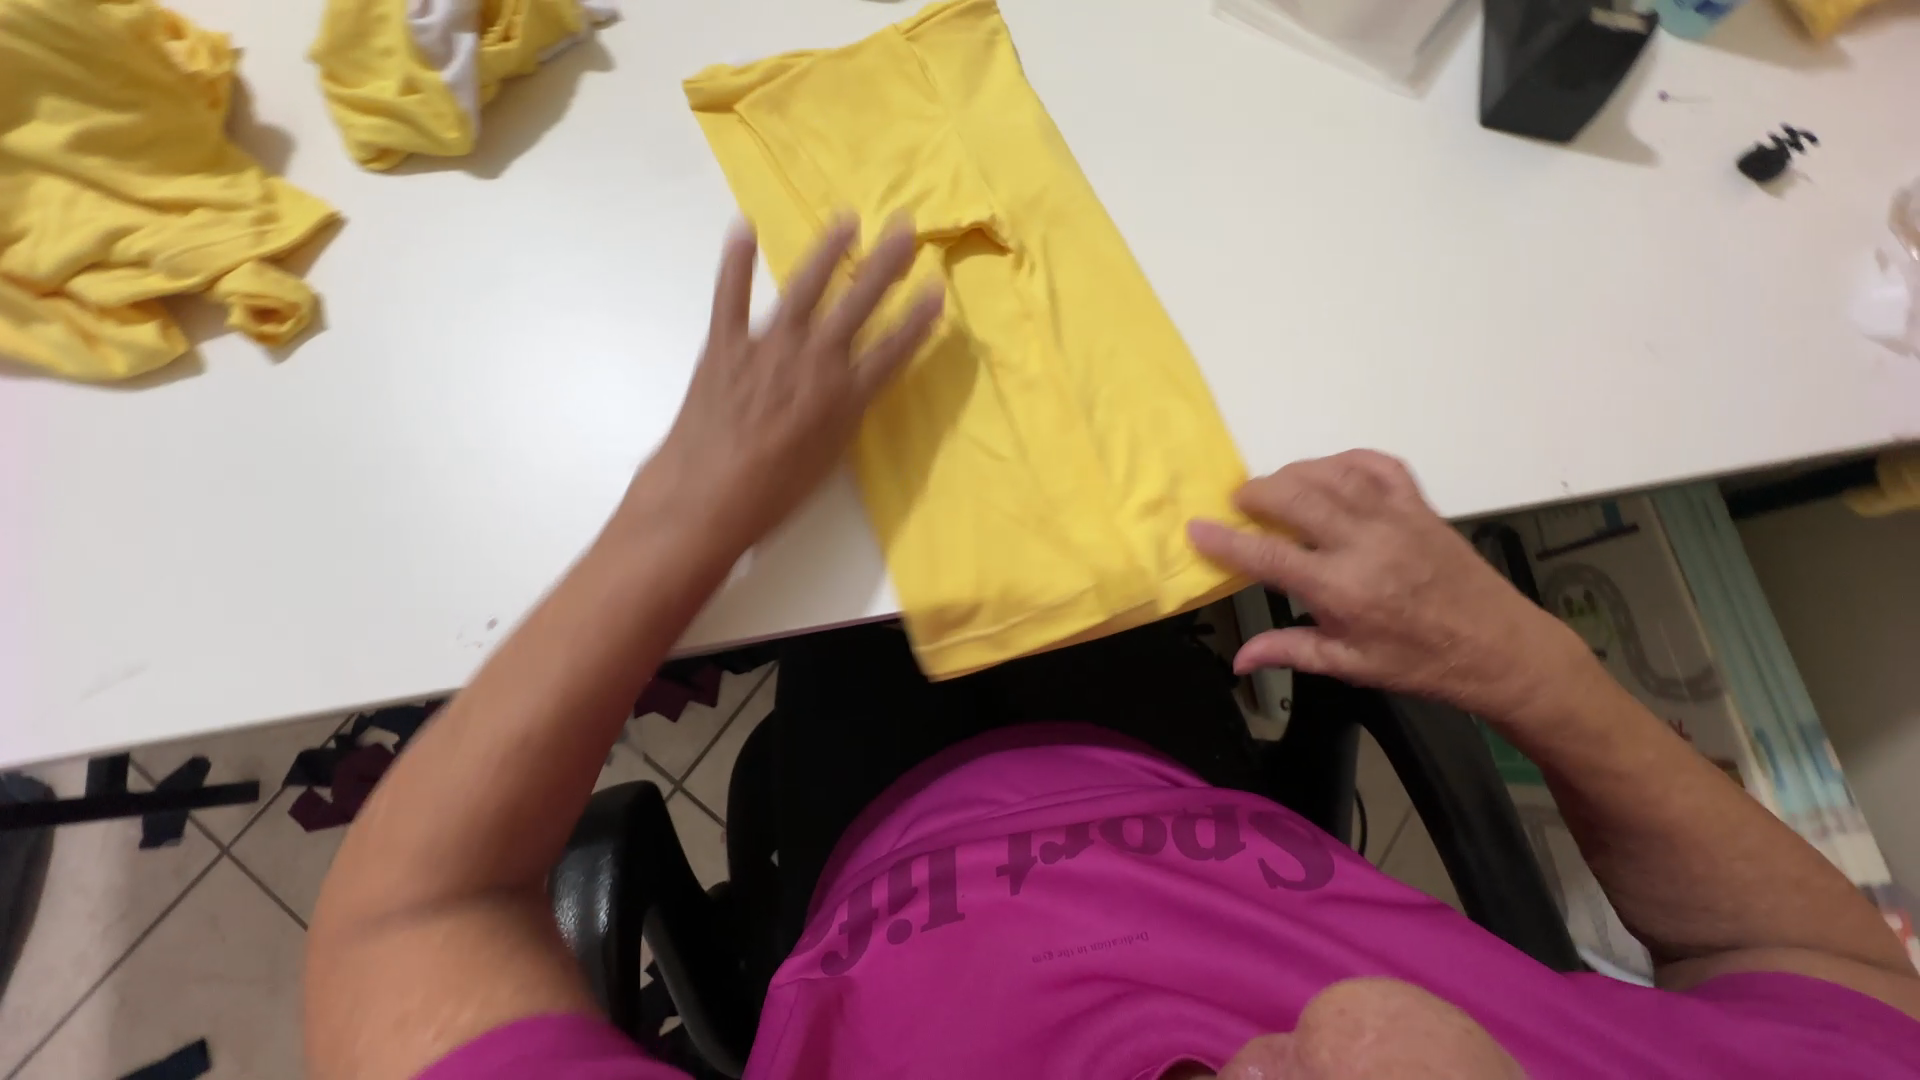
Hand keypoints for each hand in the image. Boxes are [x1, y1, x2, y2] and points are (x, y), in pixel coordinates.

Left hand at [629, 216, 941, 555]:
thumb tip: (854, 385)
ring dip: (827, 252)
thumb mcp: (829, 457)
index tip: (937, 289)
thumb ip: (845, 413)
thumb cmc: (774, 493)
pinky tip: (744, 229)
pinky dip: (736, 263)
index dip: (918, 320)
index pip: (892, 350)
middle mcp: (813, 361)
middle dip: (884, 265)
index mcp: (843, 396)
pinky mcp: (725, 346)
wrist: (707, 498)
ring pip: (804, 290)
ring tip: (847, 220)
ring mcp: (767, 348)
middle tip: (904, 228)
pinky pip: (730, 297)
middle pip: (857, 306)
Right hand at [1187, 450, 1591, 723]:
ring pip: (1332, 474)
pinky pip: (1378, 465)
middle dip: (1256, 491)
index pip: (1269, 554)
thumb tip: (1237, 659)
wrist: (1502, 649)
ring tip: (1274, 486)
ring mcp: (1396, 518)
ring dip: (1294, 472)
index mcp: (1343, 589)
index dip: (1226, 540)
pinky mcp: (1420, 506)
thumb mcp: (1350, 665)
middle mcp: (1365, 544)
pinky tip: (1328, 471)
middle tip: (1238, 501)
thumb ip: (1289, 650)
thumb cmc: (1419, 662)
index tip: (1195, 526)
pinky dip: (1345, 460)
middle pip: (1295, 497)